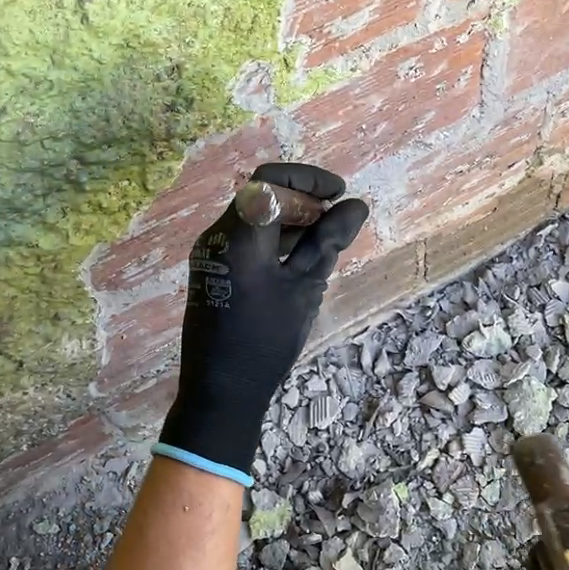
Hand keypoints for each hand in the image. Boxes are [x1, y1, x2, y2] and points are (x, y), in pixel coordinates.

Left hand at [154, 162, 368, 485]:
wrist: (220, 391)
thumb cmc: (266, 341)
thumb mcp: (306, 288)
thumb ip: (329, 242)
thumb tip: (356, 206)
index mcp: (239, 237)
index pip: (271, 182)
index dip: (308, 179)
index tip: (339, 192)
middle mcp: (218, 236)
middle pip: (262, 196)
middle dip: (303, 199)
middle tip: (336, 217)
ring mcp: (211, 253)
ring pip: (254, 216)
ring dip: (291, 219)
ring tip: (326, 239)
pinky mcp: (213, 269)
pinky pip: (246, 238)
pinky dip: (275, 238)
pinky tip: (301, 258)